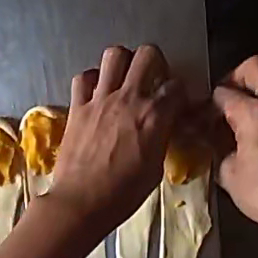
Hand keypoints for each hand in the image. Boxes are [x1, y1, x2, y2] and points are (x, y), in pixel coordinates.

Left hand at [43, 44, 185, 239]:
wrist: (81, 202)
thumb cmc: (122, 194)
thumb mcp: (155, 170)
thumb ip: (161, 140)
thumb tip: (162, 129)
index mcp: (154, 116)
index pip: (176, 87)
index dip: (180, 94)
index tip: (177, 104)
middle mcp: (129, 99)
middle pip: (148, 54)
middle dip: (155, 63)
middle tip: (153, 79)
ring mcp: (100, 100)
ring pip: (114, 54)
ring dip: (124, 63)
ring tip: (125, 79)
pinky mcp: (78, 108)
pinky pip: (84, 77)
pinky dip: (93, 79)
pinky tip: (97, 92)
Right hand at [211, 55, 257, 245]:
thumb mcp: (229, 175)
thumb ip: (218, 149)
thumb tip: (212, 139)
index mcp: (255, 113)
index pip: (223, 93)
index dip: (208, 105)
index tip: (202, 118)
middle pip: (256, 66)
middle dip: (236, 77)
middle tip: (227, 99)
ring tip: (250, 104)